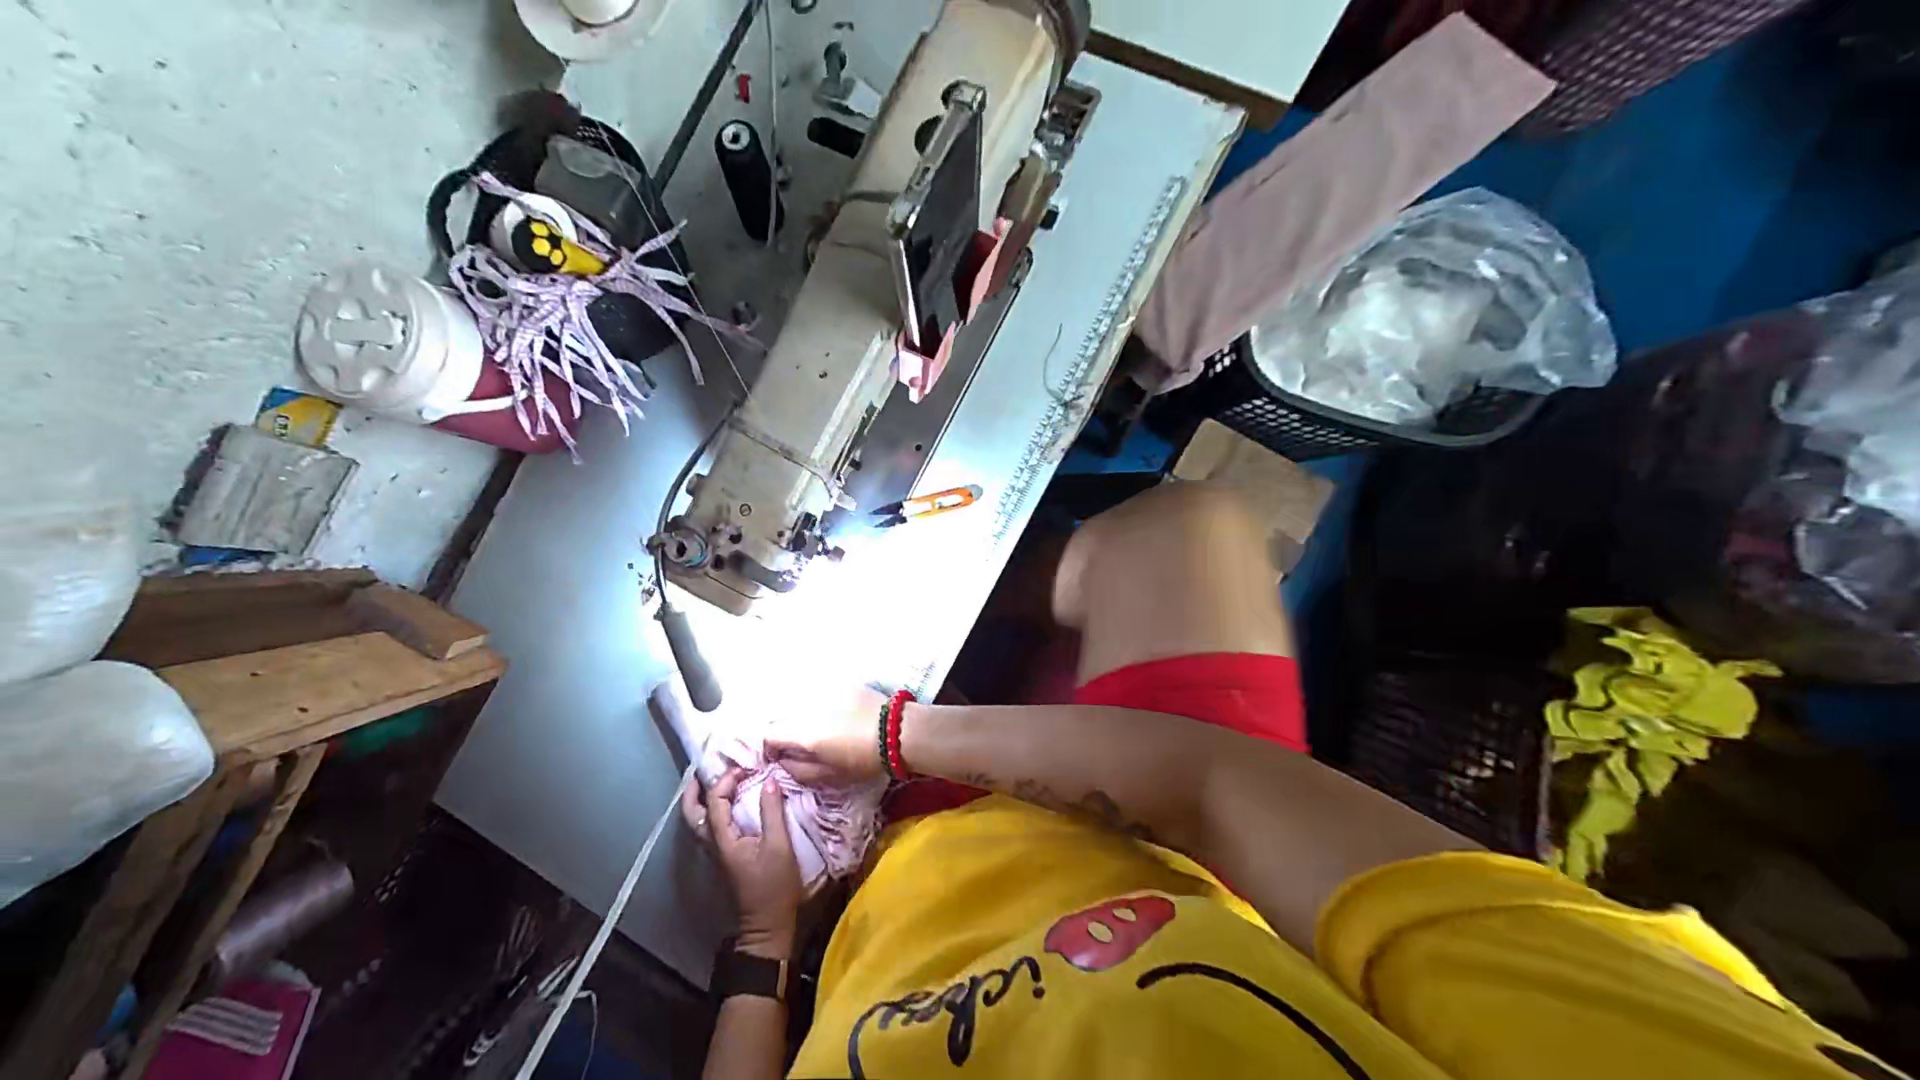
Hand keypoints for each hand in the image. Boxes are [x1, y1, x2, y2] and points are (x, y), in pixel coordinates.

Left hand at [681, 768, 802, 957]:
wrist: (767, 925)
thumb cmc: (774, 886)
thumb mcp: (779, 846)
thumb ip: (772, 811)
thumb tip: (769, 780)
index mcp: (724, 841)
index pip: (715, 802)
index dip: (726, 780)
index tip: (745, 768)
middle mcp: (713, 845)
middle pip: (693, 814)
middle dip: (696, 790)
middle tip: (706, 770)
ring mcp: (717, 853)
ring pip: (698, 822)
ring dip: (702, 800)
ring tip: (716, 782)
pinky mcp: (725, 858)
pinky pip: (710, 828)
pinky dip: (714, 811)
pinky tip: (730, 805)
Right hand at [765, 686, 889, 787]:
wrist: (898, 731)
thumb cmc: (863, 760)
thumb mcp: (828, 776)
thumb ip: (798, 769)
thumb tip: (782, 760)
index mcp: (802, 732)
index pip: (768, 733)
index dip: (770, 746)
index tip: (780, 754)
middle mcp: (807, 707)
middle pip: (782, 715)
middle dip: (785, 729)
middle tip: (800, 742)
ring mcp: (824, 691)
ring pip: (799, 701)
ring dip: (801, 714)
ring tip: (820, 726)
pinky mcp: (841, 683)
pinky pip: (820, 692)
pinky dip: (819, 702)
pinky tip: (835, 712)